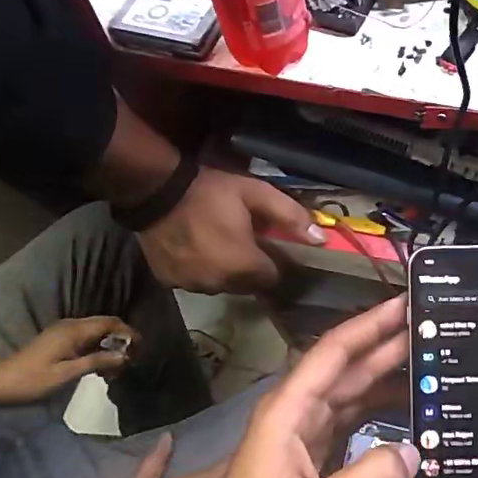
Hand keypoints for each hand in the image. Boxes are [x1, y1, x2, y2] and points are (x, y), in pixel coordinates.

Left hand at [0, 316, 135, 404]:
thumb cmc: (32, 380)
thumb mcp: (66, 374)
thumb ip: (96, 362)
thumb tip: (124, 355)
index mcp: (75, 330)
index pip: (110, 323)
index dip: (128, 333)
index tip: (139, 349)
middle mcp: (72, 325)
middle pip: (106, 324)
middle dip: (121, 338)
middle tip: (130, 359)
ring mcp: (64, 330)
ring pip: (97, 330)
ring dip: (110, 344)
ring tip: (115, 367)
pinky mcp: (59, 339)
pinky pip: (87, 336)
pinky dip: (98, 347)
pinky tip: (99, 365)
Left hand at [127, 298, 417, 477]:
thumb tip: (417, 449)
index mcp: (287, 413)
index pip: (334, 351)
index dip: (372, 323)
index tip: (407, 303)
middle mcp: (293, 417)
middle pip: (346, 368)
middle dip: (386, 345)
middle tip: (431, 328)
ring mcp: (300, 441)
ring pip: (350, 395)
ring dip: (386, 378)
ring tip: (429, 363)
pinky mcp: (309, 465)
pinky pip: (350, 425)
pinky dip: (378, 414)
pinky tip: (406, 413)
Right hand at [137, 169, 325, 293]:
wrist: (156, 191)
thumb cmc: (213, 192)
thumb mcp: (258, 195)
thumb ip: (290, 217)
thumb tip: (320, 239)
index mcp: (244, 267)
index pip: (273, 278)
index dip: (276, 262)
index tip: (272, 245)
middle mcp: (219, 284)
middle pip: (248, 284)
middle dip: (252, 267)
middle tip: (246, 239)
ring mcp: (191, 286)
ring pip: (221, 285)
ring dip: (226, 270)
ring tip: (221, 242)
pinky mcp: (169, 282)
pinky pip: (196, 281)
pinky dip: (201, 270)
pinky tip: (198, 248)